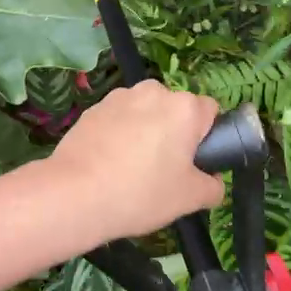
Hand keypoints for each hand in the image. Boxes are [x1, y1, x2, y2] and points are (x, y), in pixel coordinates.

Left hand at [47, 80, 224, 241]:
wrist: (76, 193)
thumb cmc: (141, 193)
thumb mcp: (189, 199)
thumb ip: (213, 187)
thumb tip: (213, 180)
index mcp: (184, 107)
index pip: (210, 111)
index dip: (206, 137)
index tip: (193, 162)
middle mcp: (154, 91)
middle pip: (175, 109)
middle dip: (174, 132)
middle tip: (165, 170)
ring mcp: (120, 96)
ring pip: (145, 111)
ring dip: (146, 130)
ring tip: (132, 168)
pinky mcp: (94, 106)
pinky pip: (119, 117)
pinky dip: (120, 133)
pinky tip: (109, 162)